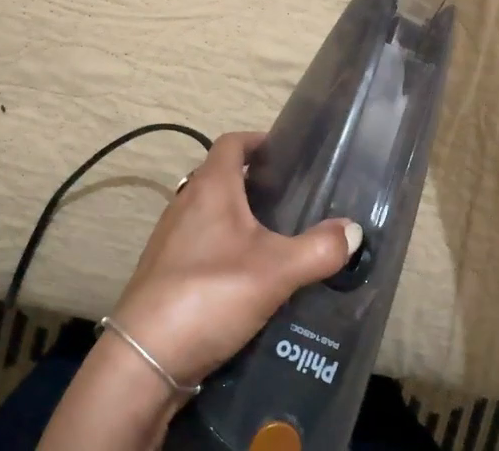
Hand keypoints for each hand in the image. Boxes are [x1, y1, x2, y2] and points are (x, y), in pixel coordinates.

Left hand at [110, 132, 360, 385]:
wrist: (145, 359)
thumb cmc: (209, 294)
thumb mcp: (276, 271)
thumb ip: (319, 249)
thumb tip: (354, 231)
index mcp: (210, 188)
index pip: (232, 143)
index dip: (258, 141)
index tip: (287, 153)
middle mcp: (185, 204)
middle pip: (221, 177)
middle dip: (255, 183)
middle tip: (294, 199)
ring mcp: (170, 241)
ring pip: (211, 214)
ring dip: (240, 218)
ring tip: (279, 237)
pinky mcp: (166, 274)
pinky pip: (202, 246)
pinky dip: (226, 249)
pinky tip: (250, 277)